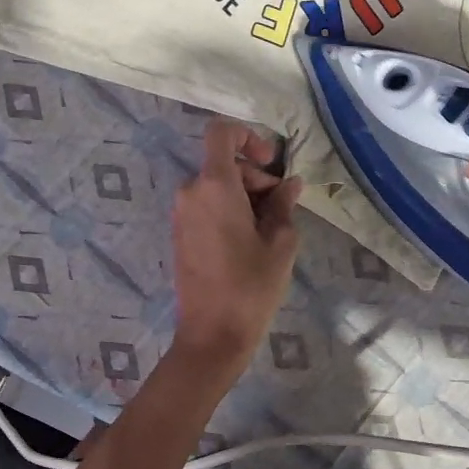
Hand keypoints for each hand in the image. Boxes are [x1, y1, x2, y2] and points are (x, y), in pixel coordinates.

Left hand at [170, 118, 304, 373]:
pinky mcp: (180, 233)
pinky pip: (206, 205)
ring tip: (270, 229)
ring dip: (244, 195)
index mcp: (214, 185)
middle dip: (255, 176)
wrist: (211, 336)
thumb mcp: (280, 243)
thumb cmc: (250, 286)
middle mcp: (191, 191)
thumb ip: (283, 205)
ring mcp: (181, 213)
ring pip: (216, 185)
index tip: (270, 163)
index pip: (221, 132)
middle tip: (281, 208)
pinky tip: (250, 240)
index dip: (248, 137)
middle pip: (223, 162)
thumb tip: (288, 184)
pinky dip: (228, 209)